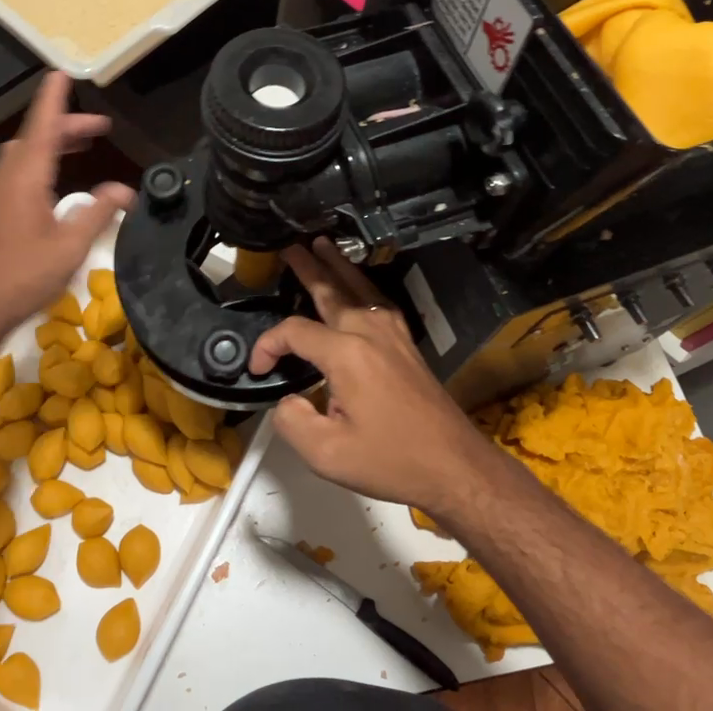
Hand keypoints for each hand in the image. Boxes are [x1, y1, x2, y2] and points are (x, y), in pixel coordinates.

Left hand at [0, 73, 135, 344]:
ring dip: (50, 144)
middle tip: (98, 129)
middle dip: (65, 126)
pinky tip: (55, 184)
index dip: (53, 99)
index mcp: (26, 177)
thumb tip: (125, 191)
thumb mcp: (71, 245)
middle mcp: (7, 178)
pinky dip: (39, 163)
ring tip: (78, 147)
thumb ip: (99, 213)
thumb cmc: (22, 275)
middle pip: (35, 138)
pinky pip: (17, 172)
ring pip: (23, 155)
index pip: (42, 125)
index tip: (60, 73)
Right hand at [248, 239, 505, 516]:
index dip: (268, 345)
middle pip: (331, 289)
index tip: (258, 369)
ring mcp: (393, 335)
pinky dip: (362, 285)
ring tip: (322, 245)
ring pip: (359, 288)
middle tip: (289, 247)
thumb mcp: (326, 454)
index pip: (294, 332)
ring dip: (337, 266)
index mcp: (346, 353)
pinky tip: (359, 285)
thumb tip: (287, 400)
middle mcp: (369, 332)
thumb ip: (292, 420)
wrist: (453, 466)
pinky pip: (378, 302)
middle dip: (308, 266)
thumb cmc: (391, 460)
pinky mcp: (407, 345)